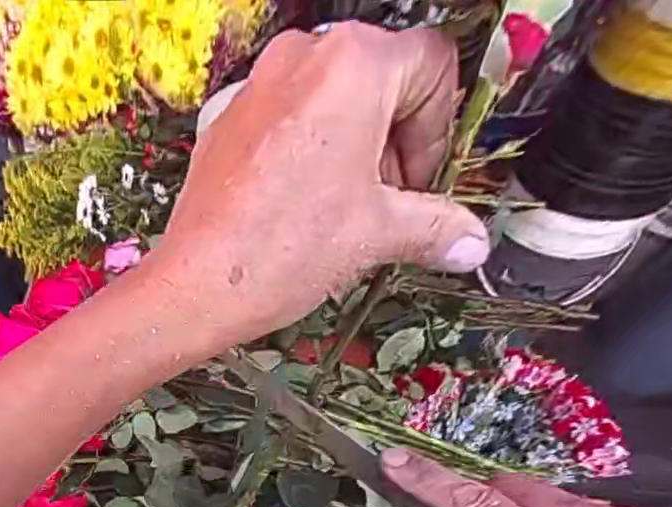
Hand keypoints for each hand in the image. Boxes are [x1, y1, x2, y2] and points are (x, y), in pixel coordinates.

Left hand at [147, 23, 488, 349]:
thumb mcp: (376, 235)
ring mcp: (260, 84)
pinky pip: (291, 120)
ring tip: (345, 215)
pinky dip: (312, 154)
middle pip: (383, 80)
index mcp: (353, 64)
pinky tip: (303, 209)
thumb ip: (436, 228)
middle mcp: (303, 55)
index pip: (432, 66)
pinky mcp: (230, 118)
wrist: (198, 285)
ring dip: (357, 152)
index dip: (439, 131)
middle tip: (390, 208)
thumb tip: (473, 243)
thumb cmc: (285, 249)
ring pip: (335, 101)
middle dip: (398, 145)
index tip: (423, 186)